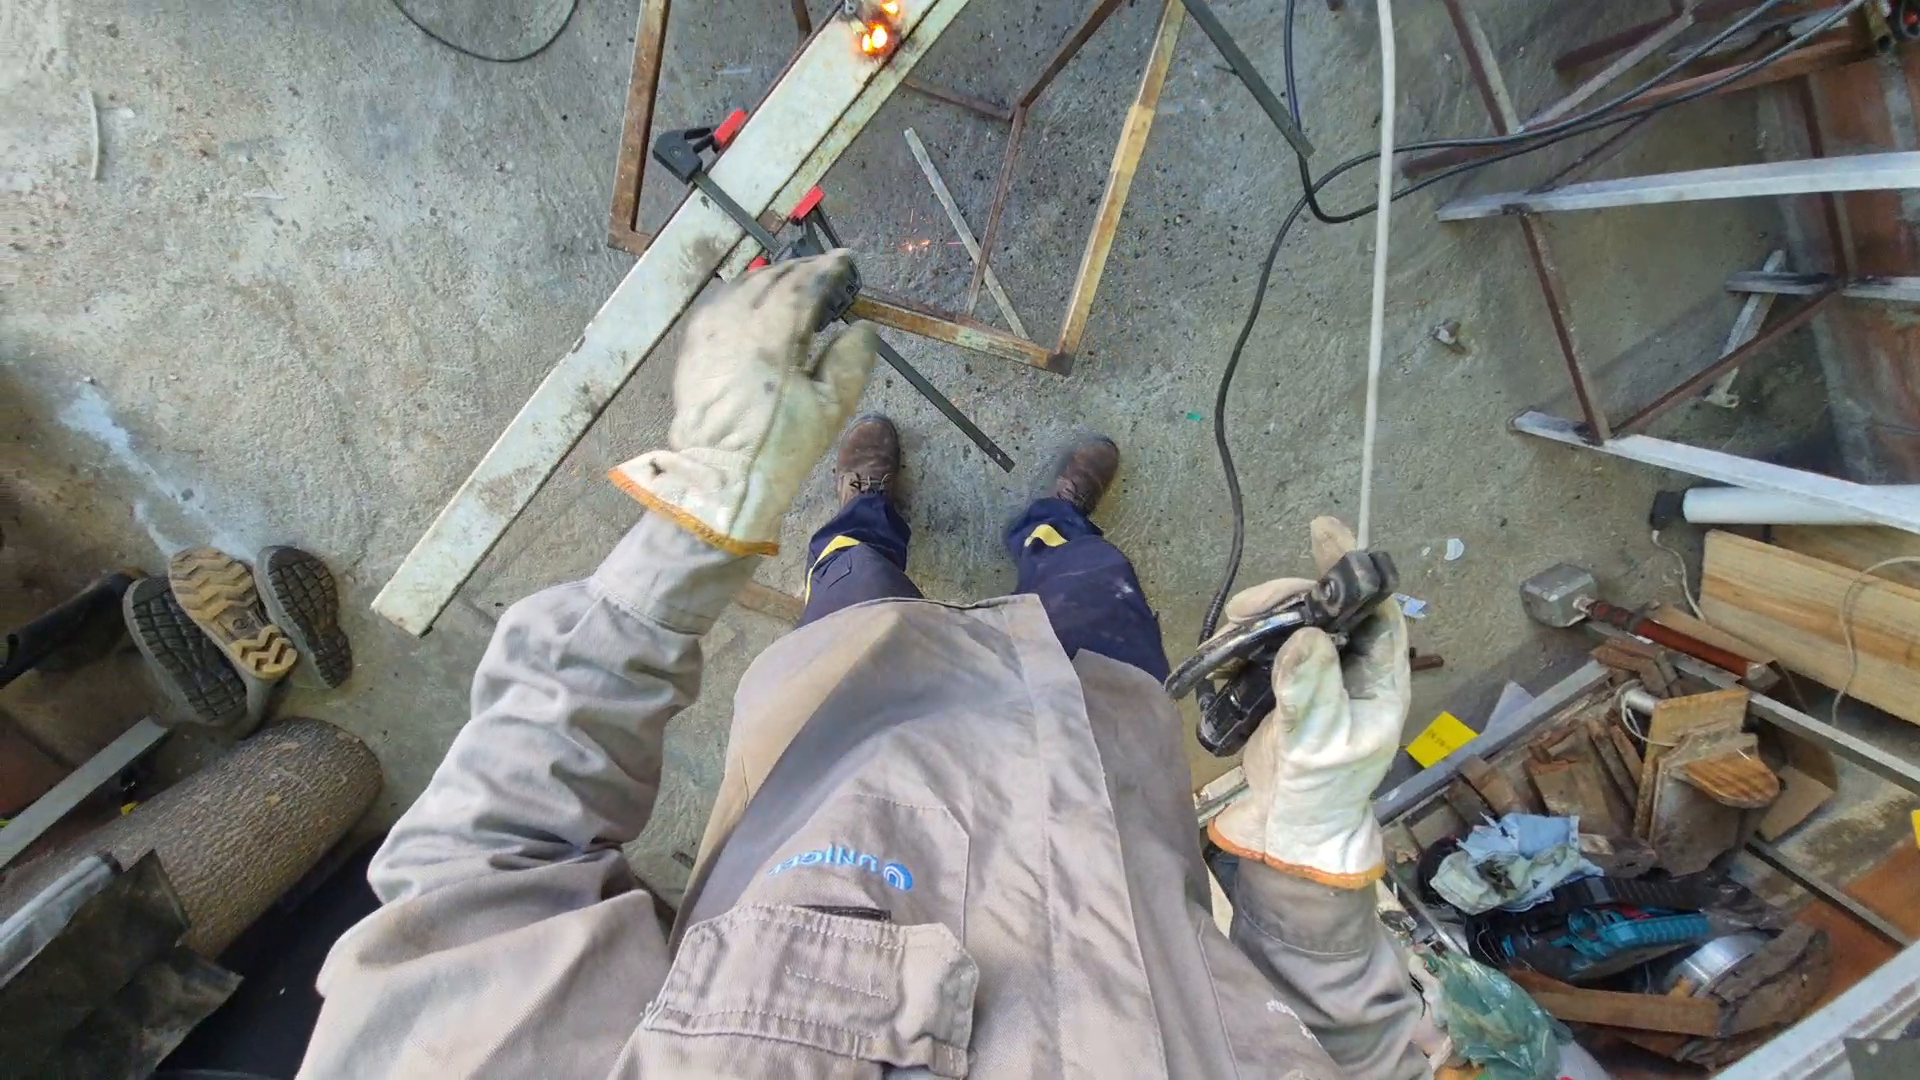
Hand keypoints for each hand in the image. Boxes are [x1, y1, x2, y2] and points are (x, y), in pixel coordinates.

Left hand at [609, 252, 877, 554]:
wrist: (722, 478)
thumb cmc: (782, 446)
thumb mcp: (832, 408)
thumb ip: (851, 359)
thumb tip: (862, 327)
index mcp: (772, 335)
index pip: (804, 284)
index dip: (829, 269)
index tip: (848, 262)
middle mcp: (736, 322)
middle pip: (772, 278)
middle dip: (802, 270)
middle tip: (826, 272)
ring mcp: (709, 332)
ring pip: (743, 287)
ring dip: (773, 279)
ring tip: (795, 285)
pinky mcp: (694, 348)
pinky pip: (721, 304)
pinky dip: (745, 295)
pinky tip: (757, 305)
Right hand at [1208, 517, 1409, 887]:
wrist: (1289, 820)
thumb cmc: (1320, 788)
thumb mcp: (1318, 743)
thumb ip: (1312, 691)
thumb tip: (1307, 635)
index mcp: (1378, 678)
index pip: (1375, 610)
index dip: (1353, 569)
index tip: (1324, 533)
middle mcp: (1351, 666)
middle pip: (1323, 608)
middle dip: (1284, 598)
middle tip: (1244, 608)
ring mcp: (1316, 671)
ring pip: (1291, 621)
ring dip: (1258, 617)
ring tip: (1228, 629)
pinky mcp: (1285, 679)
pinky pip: (1265, 642)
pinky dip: (1242, 638)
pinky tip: (1223, 647)